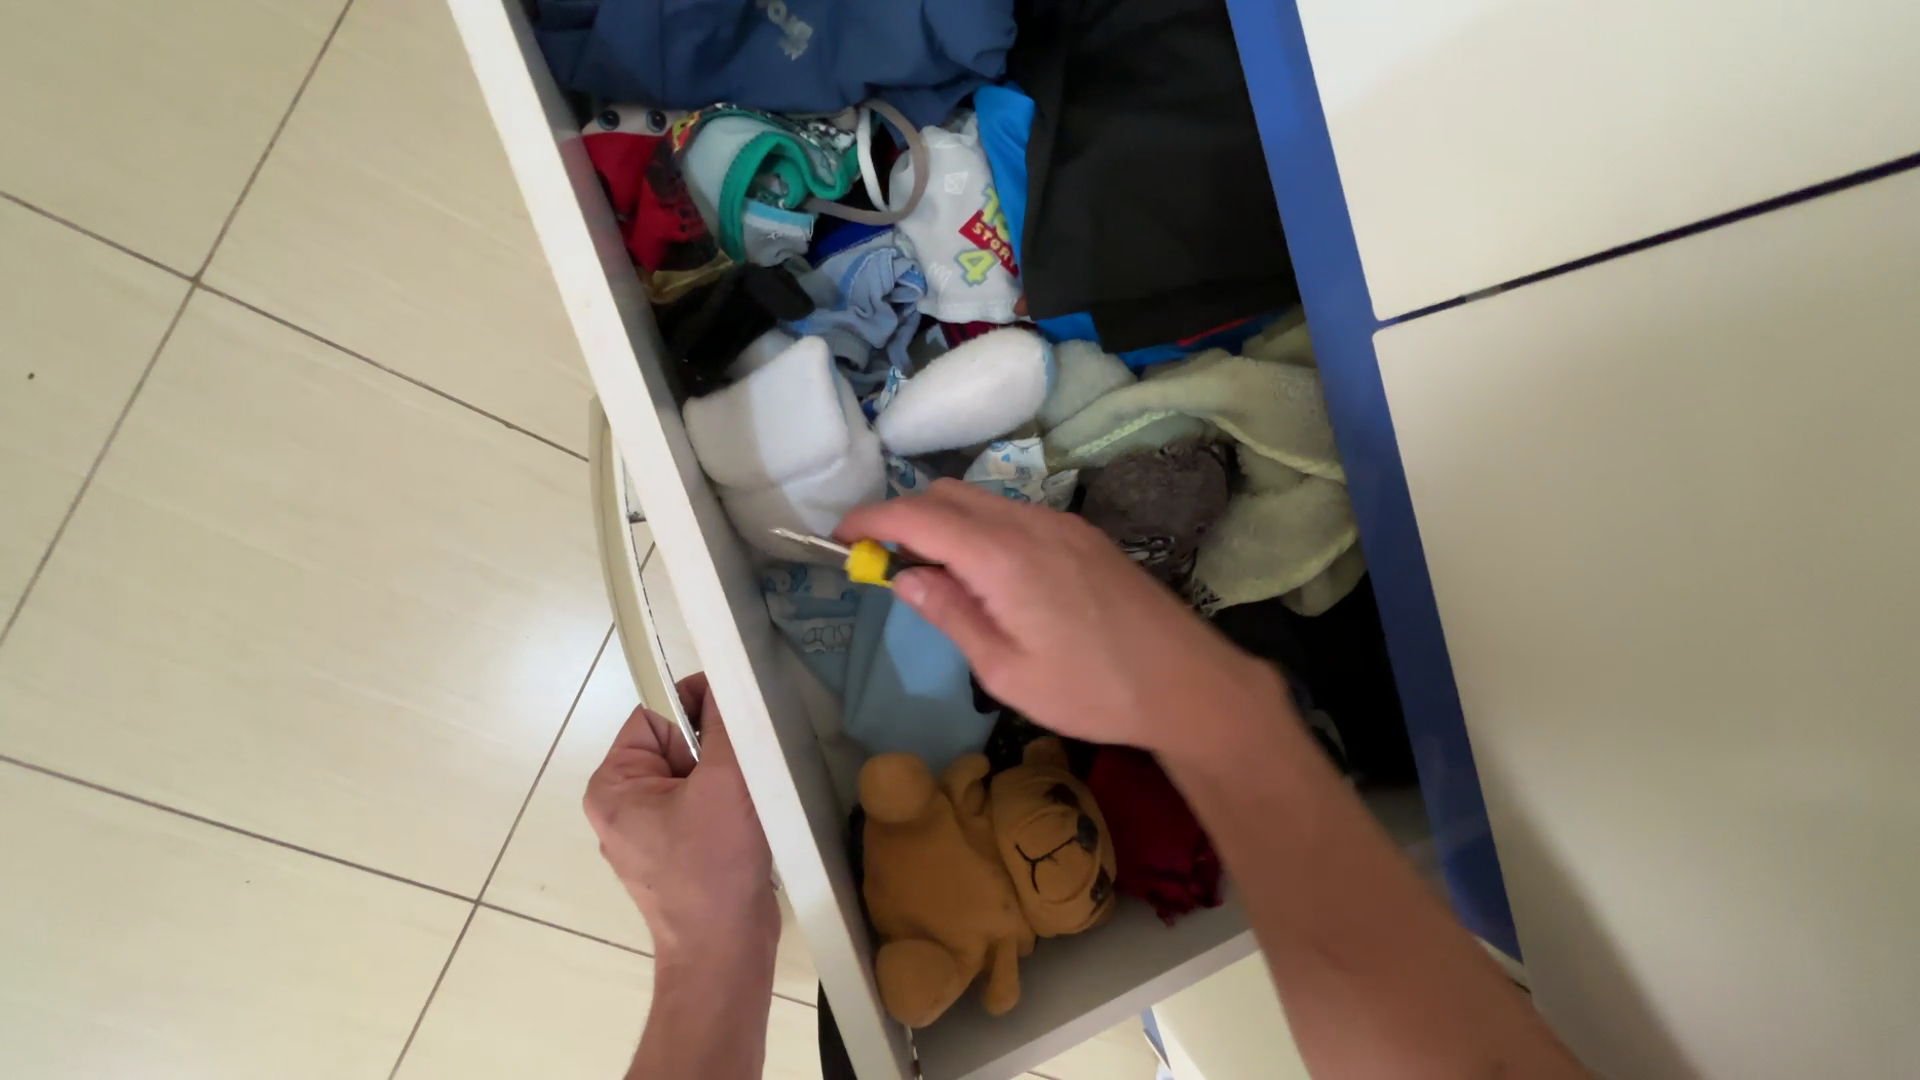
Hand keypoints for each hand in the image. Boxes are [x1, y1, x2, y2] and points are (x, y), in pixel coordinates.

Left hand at [584, 672, 777, 959]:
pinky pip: (704, 802)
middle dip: (716, 747)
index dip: (695, 706)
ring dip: (729, 774)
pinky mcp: (679, 849)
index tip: (735, 717)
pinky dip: (730, 800)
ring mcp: (651, 829)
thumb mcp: (724, 780)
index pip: (655, 714)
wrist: (725, 949)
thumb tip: (724, 679)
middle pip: (678, 742)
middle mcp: (624, 803)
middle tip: (745, 765)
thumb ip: (723, 723)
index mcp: (615, 784)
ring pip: (696, 772)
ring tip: (751, 793)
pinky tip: (750, 815)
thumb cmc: (714, 862)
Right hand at [836, 478, 1289, 755]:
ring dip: (942, 520)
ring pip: (980, 499)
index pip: (918, 517)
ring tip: (929, 570)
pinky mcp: (1081, 533)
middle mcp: (1029, 522)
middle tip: (881, 559)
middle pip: (946, 495)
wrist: (1186, 681)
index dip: (871, 520)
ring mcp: (1060, 522)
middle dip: (902, 516)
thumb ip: (950, 614)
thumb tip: (904, 575)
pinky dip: (978, 526)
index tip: (841, 537)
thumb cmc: (1091, 690)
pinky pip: (1012, 512)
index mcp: (1003, 556)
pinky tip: (981, 570)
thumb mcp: (1005, 669)